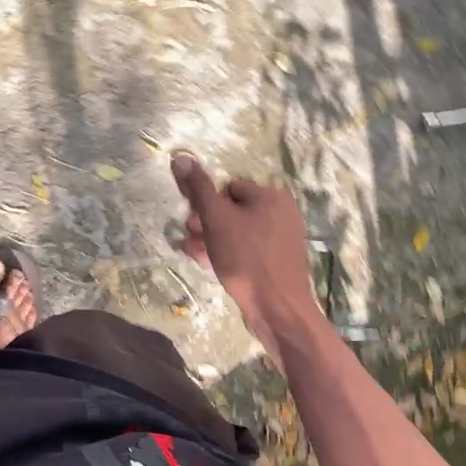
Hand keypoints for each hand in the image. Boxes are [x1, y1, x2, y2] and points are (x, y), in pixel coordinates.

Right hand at [169, 152, 319, 352]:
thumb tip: (182, 157)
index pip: (228, 188)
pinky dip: (230, 254)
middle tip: (190, 241)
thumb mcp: (216, 220)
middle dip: (207, 225)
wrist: (278, 308)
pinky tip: (214, 266)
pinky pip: (250, 249)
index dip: (207, 205)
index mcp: (271, 195)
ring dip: (214, 241)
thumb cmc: (246, 259)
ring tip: (195, 255)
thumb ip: (198, 189)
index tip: (193, 225)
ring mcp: (284, 237)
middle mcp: (282, 211)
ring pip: (239, 232)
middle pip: (233, 210)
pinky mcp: (281, 260)